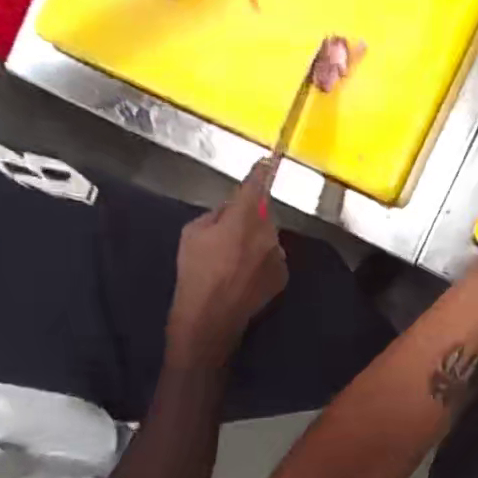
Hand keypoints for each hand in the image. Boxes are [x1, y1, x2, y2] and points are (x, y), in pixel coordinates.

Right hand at [168, 160, 288, 366]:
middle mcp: (269, 234)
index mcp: (245, 218)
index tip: (268, 160)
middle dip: (250, 216)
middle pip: (263, 214)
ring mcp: (279, 256)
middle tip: (227, 233)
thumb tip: (231, 210)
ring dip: (256, 240)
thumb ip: (218, 214)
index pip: (257, 187)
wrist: (212, 316)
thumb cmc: (196, 272)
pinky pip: (272, 257)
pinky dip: (261, 259)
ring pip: (269, 237)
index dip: (261, 173)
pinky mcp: (283, 275)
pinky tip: (244, 274)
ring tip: (233, 260)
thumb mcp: (194, 232)